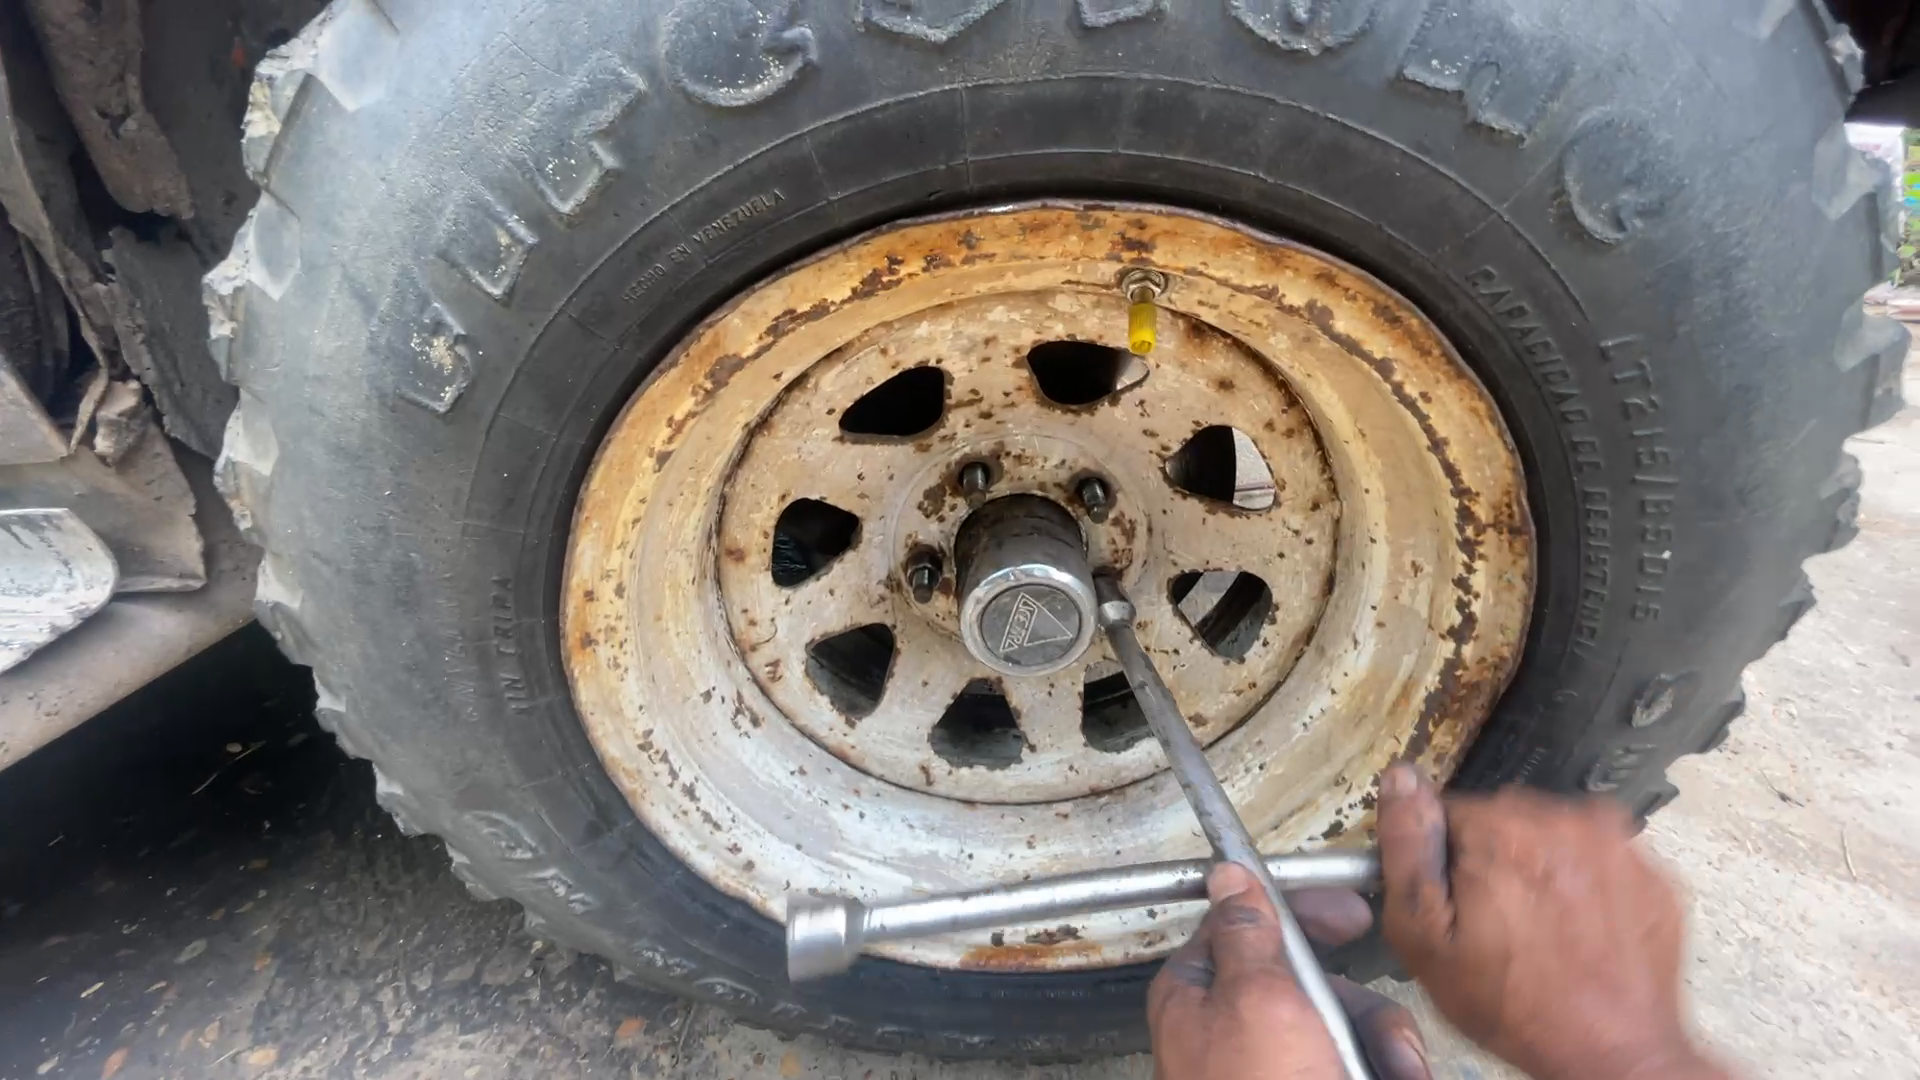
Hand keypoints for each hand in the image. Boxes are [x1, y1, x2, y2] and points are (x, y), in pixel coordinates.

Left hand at [1147, 862, 1431, 1079]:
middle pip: (1302, 980)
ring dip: (1381, 1049)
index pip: (1244, 921)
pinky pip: (1357, 1068)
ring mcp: (1272, 1068)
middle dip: (1355, 1001)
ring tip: (1400, 1077)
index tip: (1354, 913)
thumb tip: (1226, 871)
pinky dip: (1386, 1074)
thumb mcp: (1255, 1000)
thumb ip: (1247, 933)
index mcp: (1199, 990)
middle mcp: (1231, 1024)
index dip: (1297, 909)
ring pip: (1339, 1029)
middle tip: (1390, 1032)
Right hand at [1376, 764, 1730, 1079]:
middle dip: (1488, 852)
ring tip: (1535, 919)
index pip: (1444, 809)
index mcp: (1501, 830)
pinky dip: (1579, 874)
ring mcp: (1616, 846)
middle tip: (1492, 914)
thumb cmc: (1513, 1003)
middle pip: (1496, 813)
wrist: (1618, 1061)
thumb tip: (1400, 779)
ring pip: (1544, 827)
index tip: (1453, 898)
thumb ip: (1405, 846)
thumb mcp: (1422, 931)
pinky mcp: (1652, 873)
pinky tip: (1574, 919)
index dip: (1441, 854)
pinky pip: (1593, 850)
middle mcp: (1562, 823)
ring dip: (1533, 859)